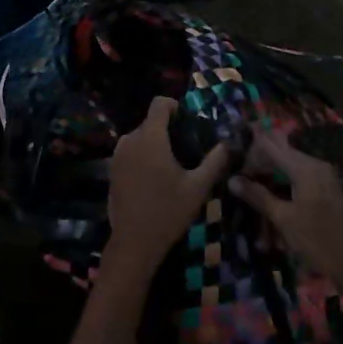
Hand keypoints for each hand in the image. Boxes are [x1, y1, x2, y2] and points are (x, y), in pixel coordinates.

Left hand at [104, 98, 229, 274]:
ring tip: (175, 164)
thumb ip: (215, 161)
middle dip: (170, 129)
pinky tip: (157, 177)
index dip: (176, 106)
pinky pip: (131, 150)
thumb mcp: (198, 187)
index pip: (159, 103)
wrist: (135, 240)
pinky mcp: (112, 168)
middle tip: (189, 148)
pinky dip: (144, 154)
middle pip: (151, 121)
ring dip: (157, 143)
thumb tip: (230, 143)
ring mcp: (117, 154)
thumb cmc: (169, 211)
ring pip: (140, 136)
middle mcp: (130, 139)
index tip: (190, 122)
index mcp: (150, 137)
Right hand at [228, 128, 342, 309]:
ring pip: (283, 177)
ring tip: (255, 223)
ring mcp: (321, 182)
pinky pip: (295, 190)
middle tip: (237, 194)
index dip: (247, 153)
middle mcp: (314, 167)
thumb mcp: (284, 219)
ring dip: (267, 195)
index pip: (268, 144)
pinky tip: (270, 228)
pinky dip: (281, 203)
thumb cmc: (321, 242)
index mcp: (306, 167)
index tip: (229, 168)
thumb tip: (232, 179)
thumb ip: (257, 196)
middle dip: (256, 175)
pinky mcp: (324, 196)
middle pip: (276, 159)